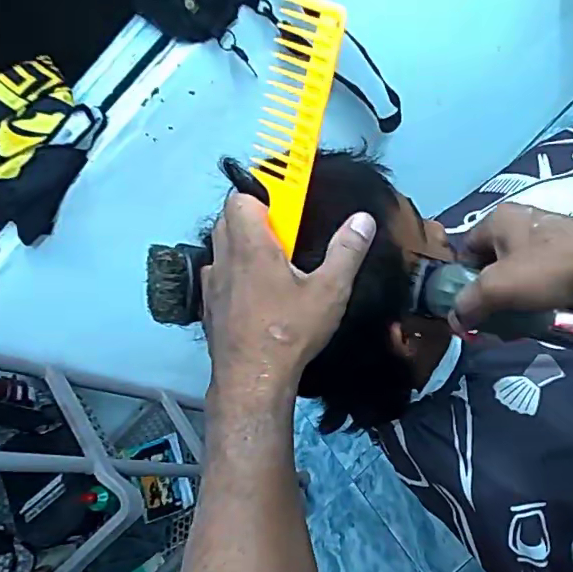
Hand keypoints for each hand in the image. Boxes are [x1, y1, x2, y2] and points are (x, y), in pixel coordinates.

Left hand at [200, 193, 373, 398]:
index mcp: (251, 244)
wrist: (253, 378)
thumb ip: (346, 251)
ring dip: (244, 244)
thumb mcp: (330, 291)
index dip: (264, 193)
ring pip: (222, 245)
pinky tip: (259, 295)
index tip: (289, 207)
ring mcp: (212, 281)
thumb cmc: (291, 330)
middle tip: (288, 237)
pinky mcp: (209, 305)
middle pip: (230, 217)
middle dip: (257, 217)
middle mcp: (224, 256)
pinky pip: (219, 274)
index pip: (242, 195)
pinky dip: (235, 273)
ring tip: (276, 266)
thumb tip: (363, 219)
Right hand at [452, 204, 572, 328]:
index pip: (466, 250)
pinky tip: (545, 316)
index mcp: (499, 218)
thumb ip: (469, 303)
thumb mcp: (497, 288)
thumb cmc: (548, 270)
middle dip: (491, 296)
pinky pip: (545, 280)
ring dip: (516, 302)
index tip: (469, 307)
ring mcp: (551, 237)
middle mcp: (523, 221)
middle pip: (493, 264)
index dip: (463, 280)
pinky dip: (540, 298)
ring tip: (521, 325)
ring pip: (520, 275)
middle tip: (495, 322)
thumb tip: (455, 320)